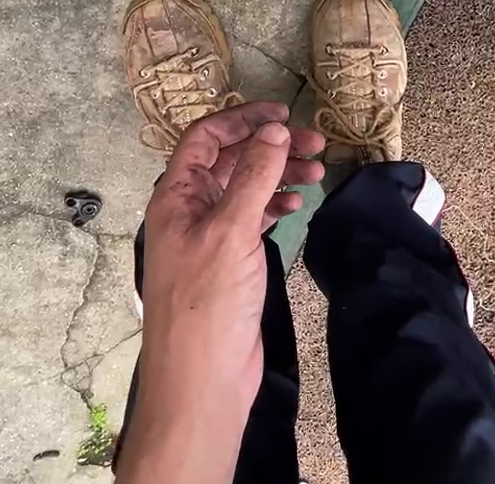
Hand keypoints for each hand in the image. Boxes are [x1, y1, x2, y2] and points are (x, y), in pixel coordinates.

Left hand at [120, 104, 324, 483]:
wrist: (202, 380)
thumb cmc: (209, 302)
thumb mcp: (232, 230)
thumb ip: (254, 176)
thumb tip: (273, 130)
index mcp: (177, 195)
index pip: (206, 137)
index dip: (243, 119)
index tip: (284, 114)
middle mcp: (190, 208)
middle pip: (232, 159)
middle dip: (272, 147)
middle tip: (316, 145)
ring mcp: (210, 233)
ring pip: (246, 186)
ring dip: (280, 174)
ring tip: (318, 173)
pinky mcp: (229, 257)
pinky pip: (253, 215)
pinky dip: (275, 203)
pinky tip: (296, 204)